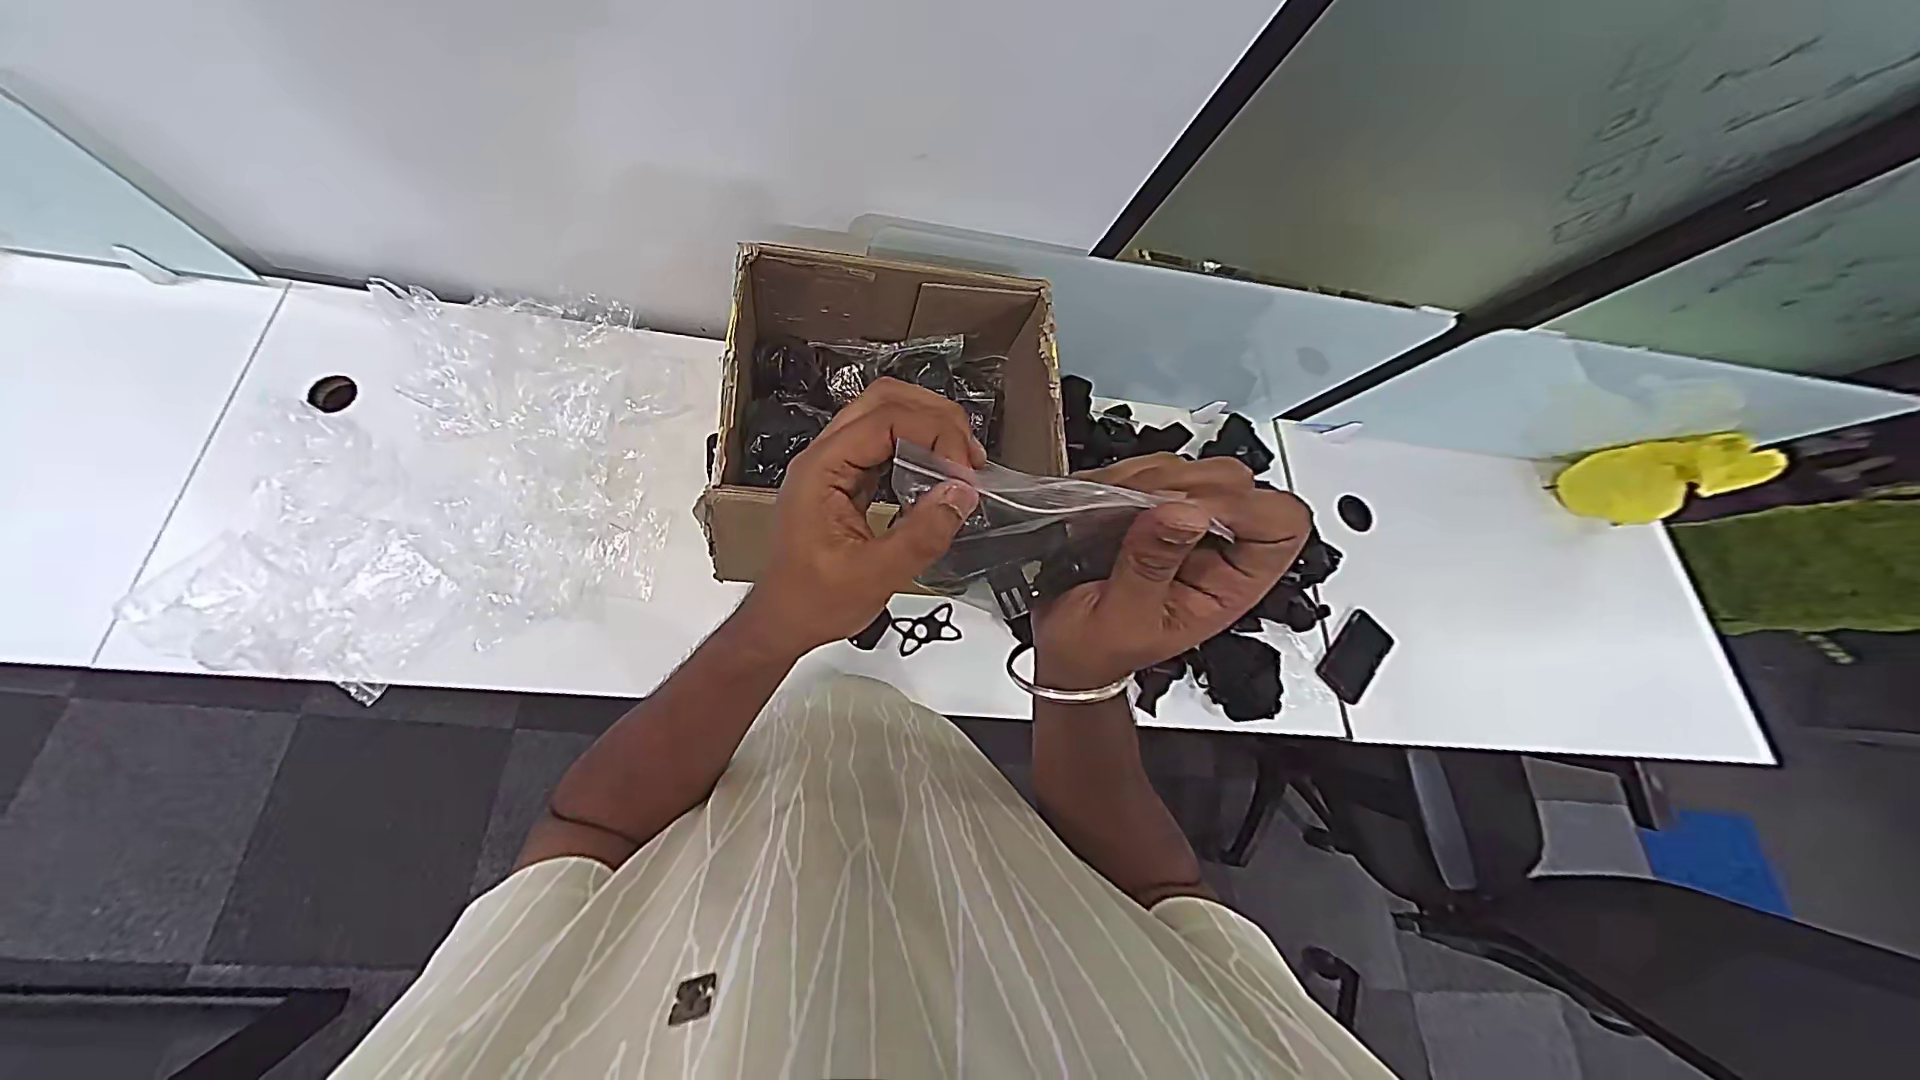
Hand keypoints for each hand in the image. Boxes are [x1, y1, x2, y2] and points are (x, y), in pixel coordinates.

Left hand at [735, 378, 985, 658]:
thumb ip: (921, 535)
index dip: (935, 434)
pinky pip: (887, 446)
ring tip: (961, 464)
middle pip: (886, 401)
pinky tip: (938, 477)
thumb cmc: (810, 601)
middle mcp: (825, 458)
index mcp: (821, 470)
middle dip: (936, 418)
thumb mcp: (874, 576)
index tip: (963, 471)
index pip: (886, 419)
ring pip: (887, 417)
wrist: (785, 620)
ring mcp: (835, 466)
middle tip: (968, 455)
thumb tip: (960, 495)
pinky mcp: (846, 481)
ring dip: (930, 431)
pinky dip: (919, 452)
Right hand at [1033, 454, 1312, 689]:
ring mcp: (1182, 523)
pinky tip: (1105, 502)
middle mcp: (1213, 550)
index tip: (1189, 511)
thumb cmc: (1096, 648)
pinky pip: (1154, 468)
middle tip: (1141, 506)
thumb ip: (1150, 568)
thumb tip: (1184, 514)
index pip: (1279, 527)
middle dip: (1186, 487)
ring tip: (1114, 510)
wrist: (1061, 644)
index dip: (1245, 508)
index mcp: (1227, 585)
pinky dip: (1126, 474)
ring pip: (1196, 468)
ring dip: (1151, 479)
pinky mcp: (1150, 506)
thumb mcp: (1122, 619)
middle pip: (1239, 484)